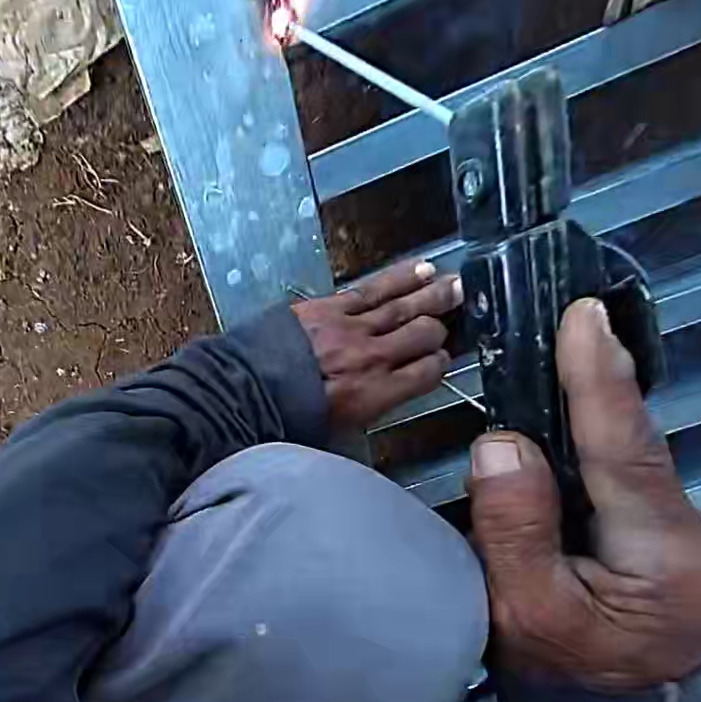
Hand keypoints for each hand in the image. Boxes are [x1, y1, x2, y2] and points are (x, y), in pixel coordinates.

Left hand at [292, 259, 461, 431]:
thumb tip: (379, 401)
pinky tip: (420, 270)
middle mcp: (373, 358)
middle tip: (455, 313)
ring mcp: (352, 328)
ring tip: (455, 284)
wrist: (244, 391)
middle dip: (439, 327)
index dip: (438, 364)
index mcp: (375, 394)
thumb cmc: (283, 420)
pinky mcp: (330, 307)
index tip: (442, 358)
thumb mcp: (333, 432)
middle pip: (423, 335)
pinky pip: (374, 289)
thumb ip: (364, 412)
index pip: (426, 373)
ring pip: (404, 307)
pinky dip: (400, 278)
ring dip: (433, 294)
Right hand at [466, 298, 700, 690]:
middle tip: (561, 334)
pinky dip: (596, 461)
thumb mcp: (522, 610)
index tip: (585, 317)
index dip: (602, 383)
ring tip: (553, 383)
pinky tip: (565, 452)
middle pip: (634, 454)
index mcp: (669, 562)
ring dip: (590, 429)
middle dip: (594, 396)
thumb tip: (502, 443)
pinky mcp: (685, 543)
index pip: (628, 455)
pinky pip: (633, 485)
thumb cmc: (558, 674)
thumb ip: (514, 527)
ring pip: (633, 467)